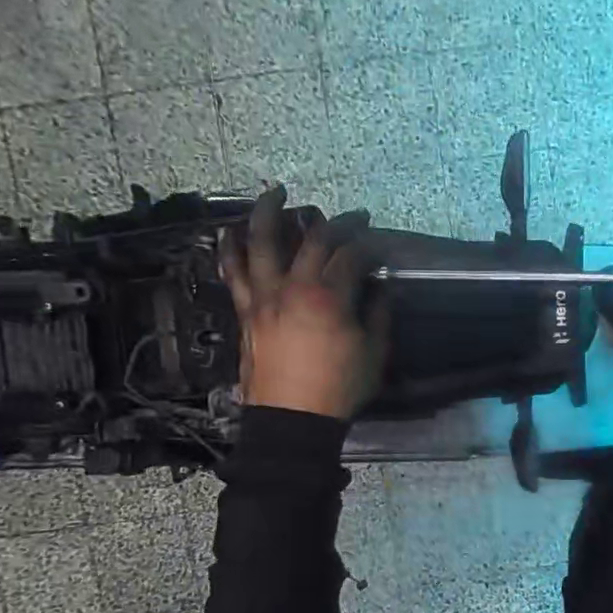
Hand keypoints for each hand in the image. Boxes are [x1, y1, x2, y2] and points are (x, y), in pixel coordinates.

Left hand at [220, 187, 388, 420]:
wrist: (292, 420)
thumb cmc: (339, 388)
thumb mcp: (374, 353)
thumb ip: (379, 314)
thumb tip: (380, 288)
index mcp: (329, 297)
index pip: (353, 256)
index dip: (371, 246)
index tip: (383, 247)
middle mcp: (293, 286)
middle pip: (315, 241)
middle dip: (339, 224)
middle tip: (355, 218)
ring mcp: (264, 296)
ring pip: (262, 243)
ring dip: (269, 213)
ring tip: (275, 192)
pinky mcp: (247, 311)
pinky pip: (234, 274)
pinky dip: (229, 251)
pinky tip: (229, 233)